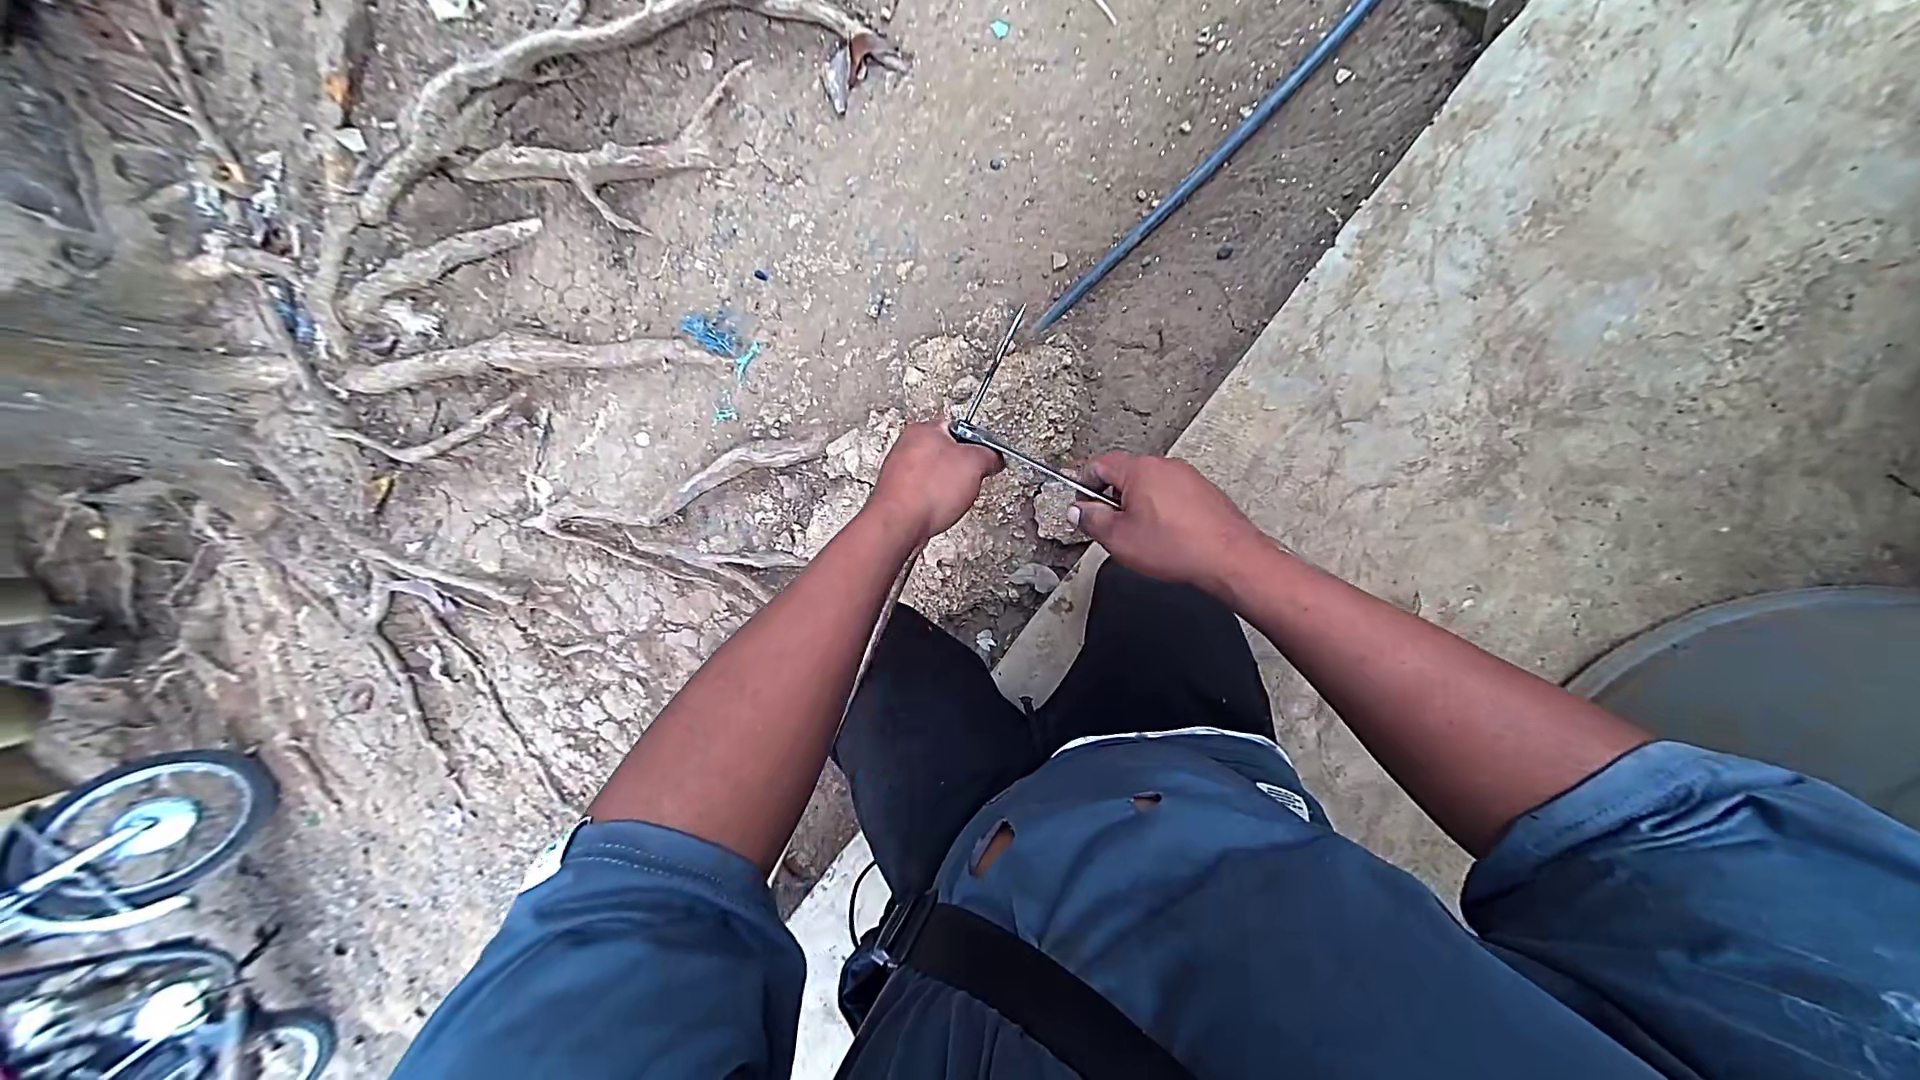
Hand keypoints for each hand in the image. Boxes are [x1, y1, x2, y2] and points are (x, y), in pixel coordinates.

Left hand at [867, 422, 1003, 541]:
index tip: (986, 459)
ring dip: (946, 488)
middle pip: (947, 453)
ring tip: (948, 498)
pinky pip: (924, 494)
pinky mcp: (898, 494)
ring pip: (935, 476)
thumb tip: (994, 457)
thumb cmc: (926, 492)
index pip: (960, 428)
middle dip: (961, 470)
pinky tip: (935, 509)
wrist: (898, 524)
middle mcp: (906, 446)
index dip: (978, 446)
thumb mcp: (974, 464)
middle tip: (966, 481)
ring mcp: (899, 471)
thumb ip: (988, 455)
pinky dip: (933, 502)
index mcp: (924, 430)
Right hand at [1071, 454, 1271, 596]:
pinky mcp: (1203, 492)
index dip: (1083, 485)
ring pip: (1148, 486)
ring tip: (1141, 536)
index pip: (1098, 465)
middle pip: (1123, 475)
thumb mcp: (1118, 538)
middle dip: (1111, 500)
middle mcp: (1164, 466)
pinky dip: (1160, 511)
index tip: (1081, 505)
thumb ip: (1091, 520)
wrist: (1229, 559)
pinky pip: (1170, 496)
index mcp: (1140, 470)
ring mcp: (1187, 477)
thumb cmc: (1179, 547)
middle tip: (1110, 527)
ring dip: (1136, 506)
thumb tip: (1079, 511)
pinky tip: (1165, 536)